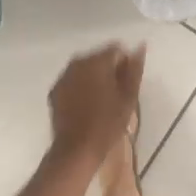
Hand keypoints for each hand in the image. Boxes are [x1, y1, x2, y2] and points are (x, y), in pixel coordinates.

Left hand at [48, 44, 145, 161]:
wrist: (77, 149)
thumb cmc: (107, 124)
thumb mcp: (129, 97)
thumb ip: (135, 69)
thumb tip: (140, 46)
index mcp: (97, 61)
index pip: (117, 50)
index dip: (125, 65)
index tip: (127, 85)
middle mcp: (78, 62)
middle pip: (99, 57)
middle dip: (109, 70)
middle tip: (116, 94)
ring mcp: (63, 76)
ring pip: (85, 68)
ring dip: (94, 78)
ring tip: (102, 100)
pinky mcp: (55, 90)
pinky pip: (73, 80)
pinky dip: (81, 87)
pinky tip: (86, 105)